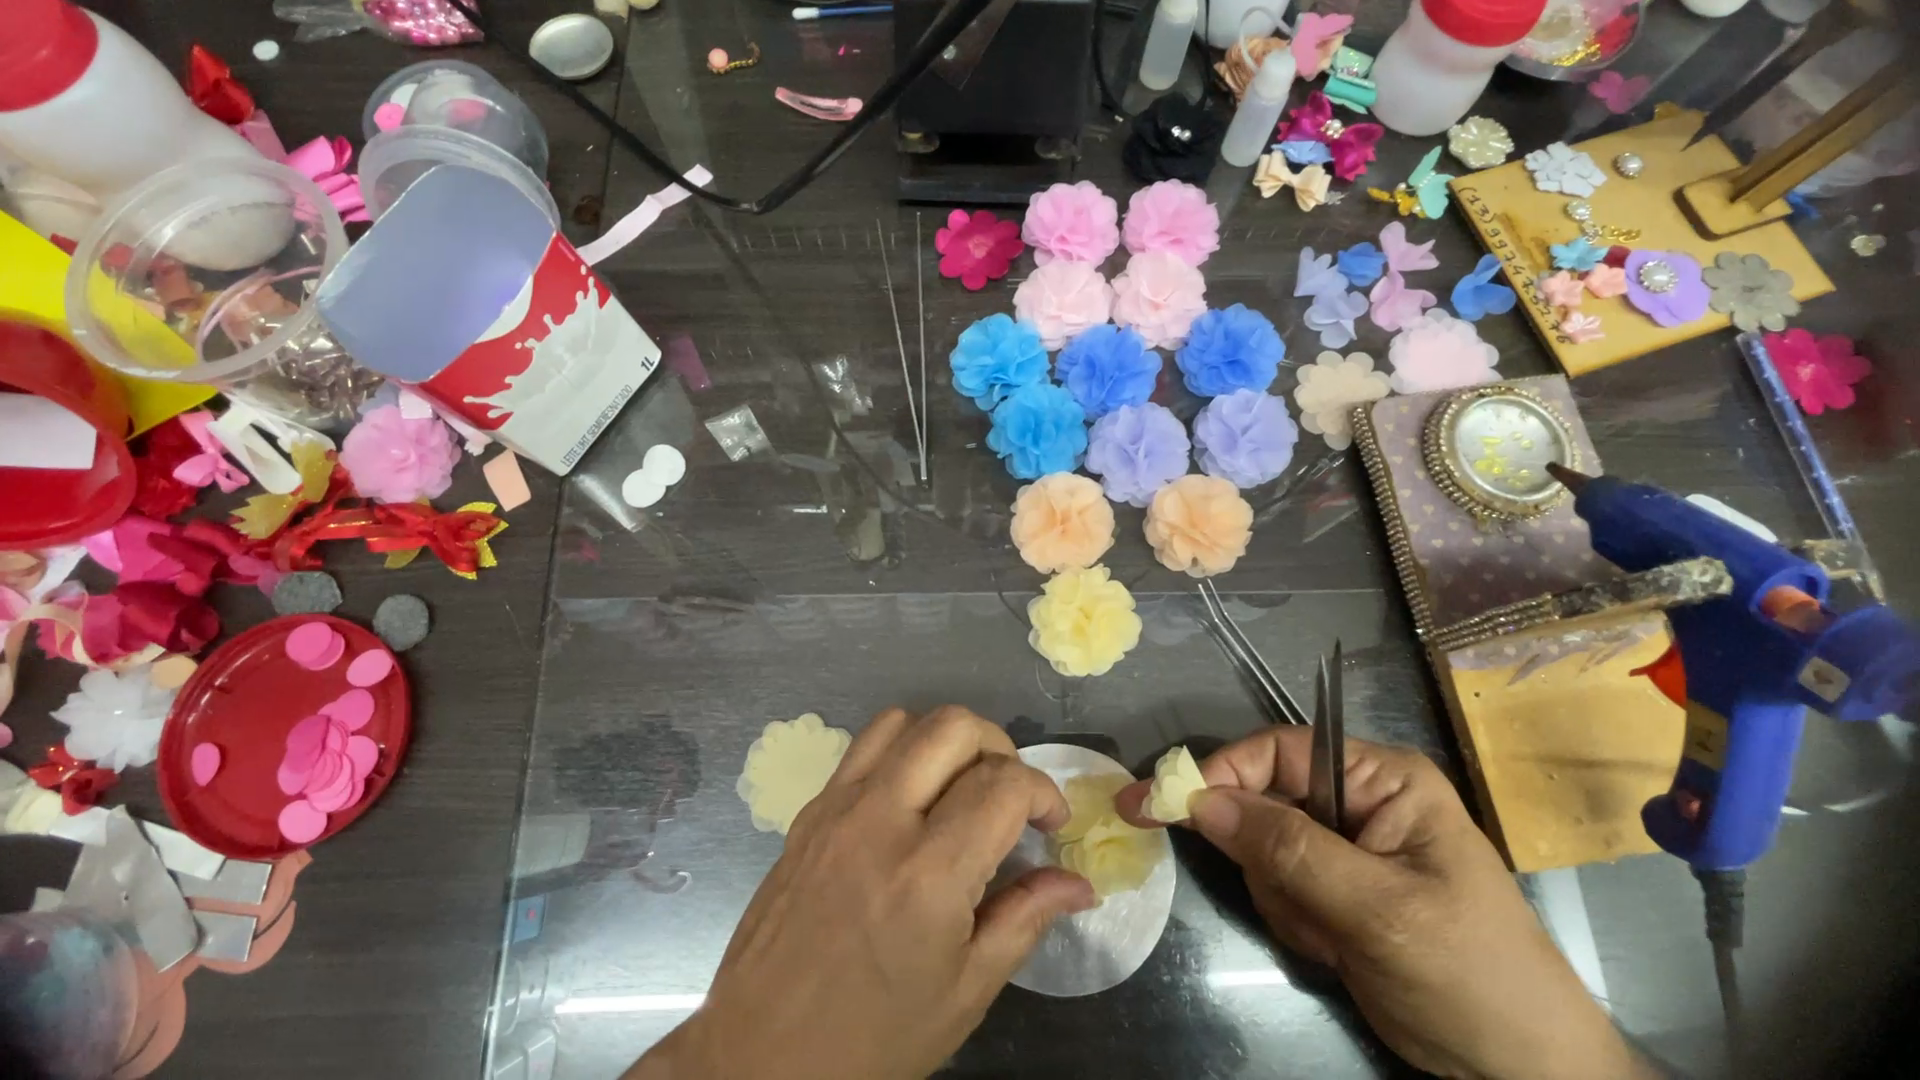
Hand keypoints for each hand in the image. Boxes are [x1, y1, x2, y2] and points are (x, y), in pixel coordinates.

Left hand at [630, 706, 1093, 1079]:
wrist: (761, 1054)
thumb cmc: (874, 1035)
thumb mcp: (966, 990)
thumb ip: (1026, 918)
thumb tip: (1079, 883)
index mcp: (929, 873)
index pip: (1004, 784)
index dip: (1044, 793)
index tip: (1050, 825)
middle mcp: (880, 821)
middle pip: (954, 727)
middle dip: (1001, 747)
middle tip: (1011, 796)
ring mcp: (836, 808)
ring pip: (904, 721)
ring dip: (948, 740)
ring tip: (962, 786)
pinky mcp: (808, 812)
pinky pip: (863, 748)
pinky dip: (902, 752)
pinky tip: (911, 802)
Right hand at [1117, 728, 1650, 1079]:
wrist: (1516, 1064)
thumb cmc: (1468, 972)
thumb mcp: (1378, 909)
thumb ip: (1287, 849)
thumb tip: (1200, 800)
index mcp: (1383, 779)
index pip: (1281, 750)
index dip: (1224, 771)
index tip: (1168, 803)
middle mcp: (1359, 799)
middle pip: (1264, 800)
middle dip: (1269, 862)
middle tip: (1304, 911)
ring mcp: (1345, 847)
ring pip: (1261, 849)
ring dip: (1284, 900)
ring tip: (1335, 939)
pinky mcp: (1333, 889)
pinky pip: (1276, 887)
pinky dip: (1293, 921)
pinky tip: (1336, 950)